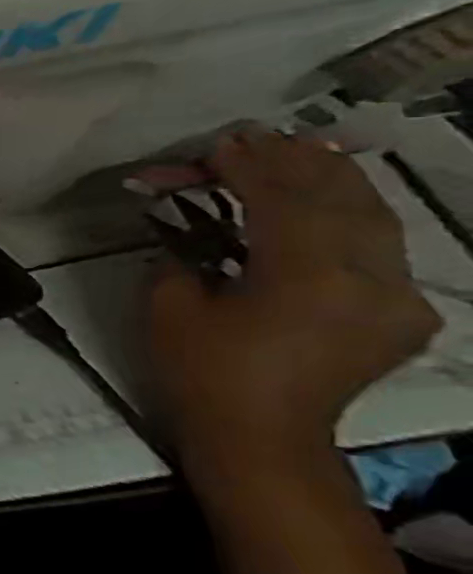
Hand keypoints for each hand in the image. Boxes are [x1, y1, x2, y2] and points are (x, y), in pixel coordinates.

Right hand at [147, 129, 440, 469]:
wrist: (261, 434)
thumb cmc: (203, 372)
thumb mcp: (170, 308)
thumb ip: (186, 259)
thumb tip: (193, 233)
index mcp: (308, 280)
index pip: (285, 203)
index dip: (250, 169)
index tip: (219, 145)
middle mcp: (370, 281)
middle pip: (342, 202)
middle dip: (295, 164)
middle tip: (255, 139)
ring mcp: (398, 297)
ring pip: (375, 218)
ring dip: (332, 181)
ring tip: (296, 153)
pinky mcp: (403, 311)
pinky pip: (382, 247)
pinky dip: (353, 215)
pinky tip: (329, 200)